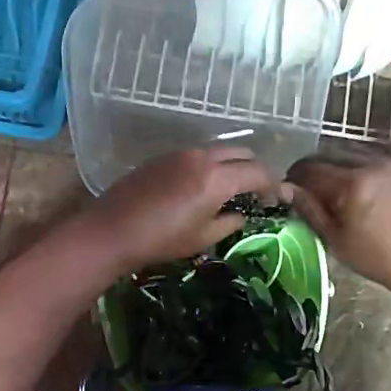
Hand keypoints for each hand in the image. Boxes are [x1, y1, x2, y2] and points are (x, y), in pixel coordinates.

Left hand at [73, 147, 283, 274]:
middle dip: (255, 169)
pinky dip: (209, 166)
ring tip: (231, 189)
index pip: (258, 172)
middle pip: (242, 153)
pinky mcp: (162, 158)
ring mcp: (179, 153)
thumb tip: (240, 215)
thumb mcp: (202, 238)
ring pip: (218, 150)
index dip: (273, 185)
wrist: (112, 230)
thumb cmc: (161, 240)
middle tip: (257, 192)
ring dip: (231, 165)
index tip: (278, 198)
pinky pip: (196, 155)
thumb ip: (229, 222)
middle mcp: (202, 157)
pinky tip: (202, 187)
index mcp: (217, 178)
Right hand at [286, 150, 390, 294]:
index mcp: (352, 184)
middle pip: (328, 153)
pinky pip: (369, 156)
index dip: (293, 178)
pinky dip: (353, 164)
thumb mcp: (335, 239)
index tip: (285, 190)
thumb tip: (284, 189)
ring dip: (331, 163)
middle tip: (302, 188)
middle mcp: (371, 164)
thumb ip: (310, 210)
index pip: (310, 169)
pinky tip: (352, 186)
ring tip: (326, 186)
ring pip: (349, 151)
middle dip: (310, 167)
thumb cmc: (377, 259)